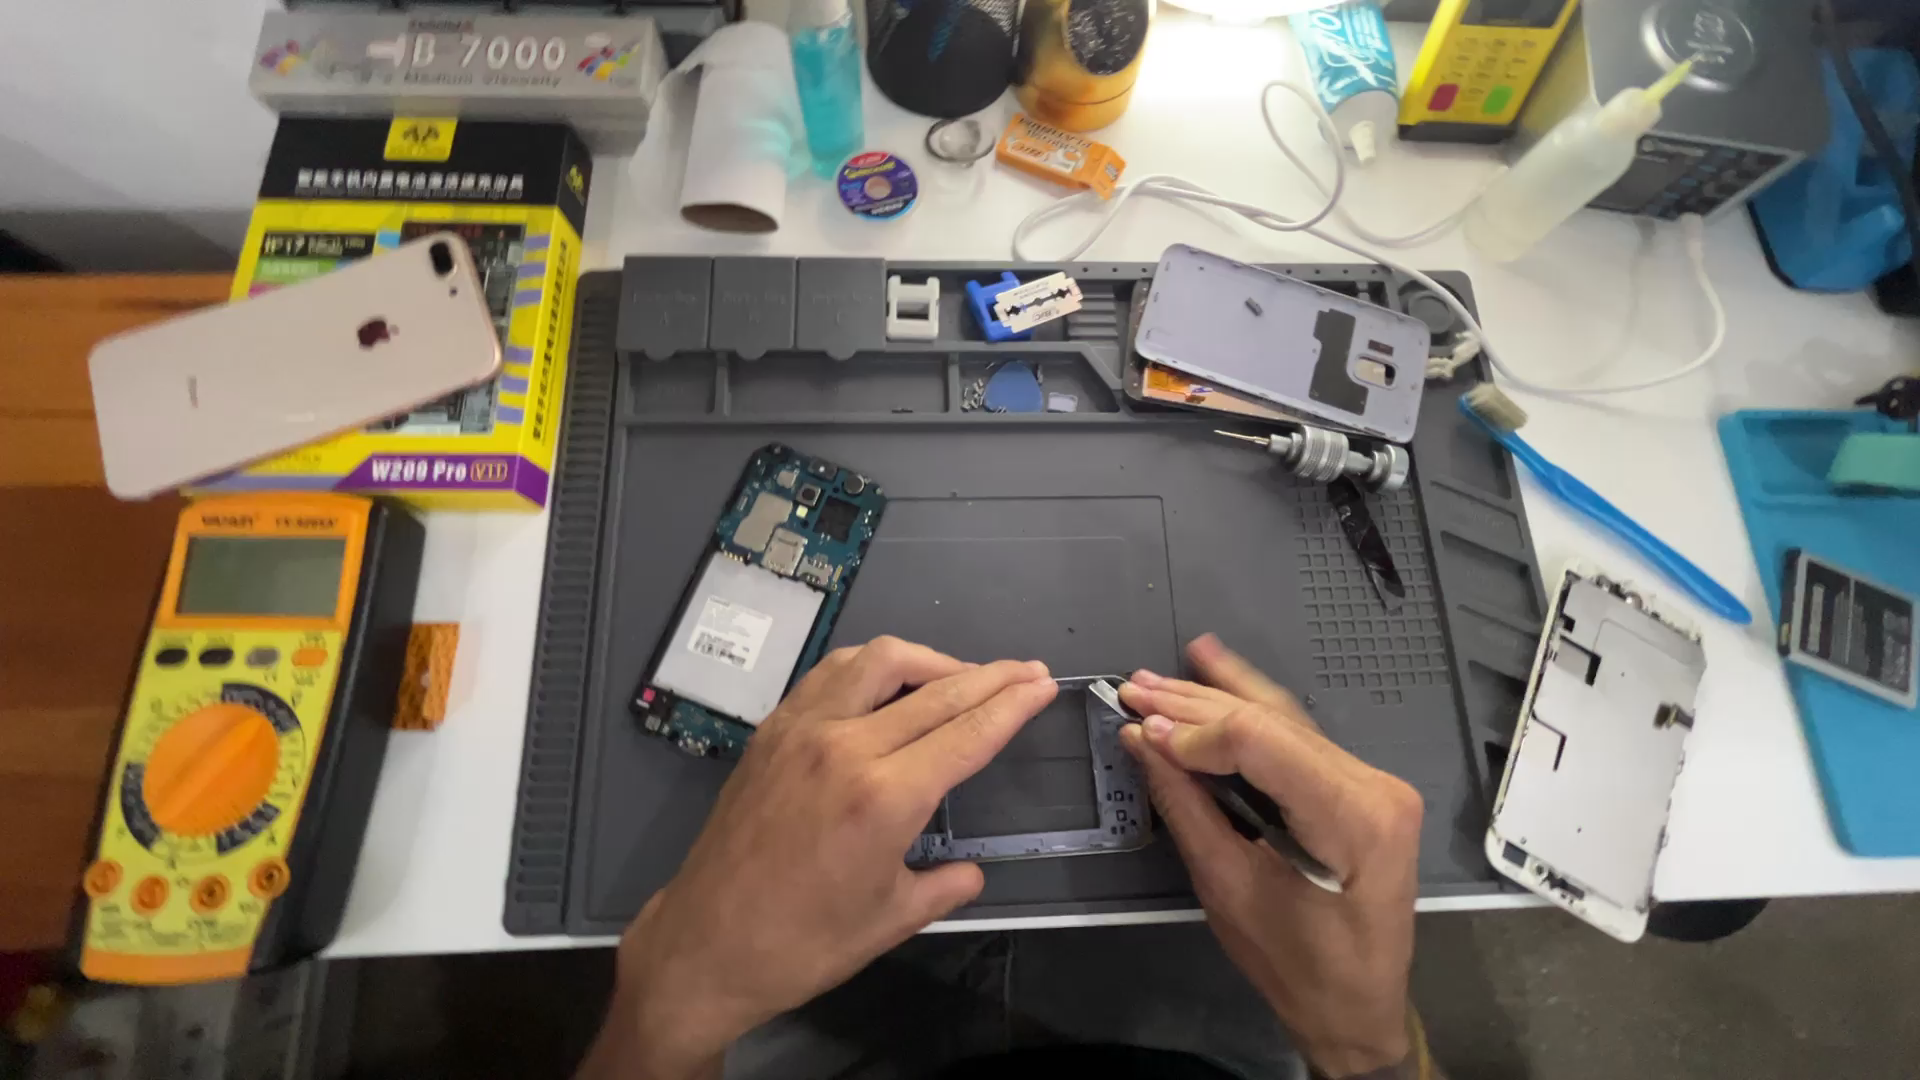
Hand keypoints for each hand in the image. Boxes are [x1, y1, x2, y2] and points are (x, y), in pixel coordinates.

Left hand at [585, 637, 1056, 1079]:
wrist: (703, 944)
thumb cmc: (802, 943)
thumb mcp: (890, 921)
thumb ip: (944, 887)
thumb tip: (973, 873)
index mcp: (883, 797)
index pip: (966, 733)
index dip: (1013, 704)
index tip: (1043, 684)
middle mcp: (847, 745)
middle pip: (936, 689)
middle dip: (991, 676)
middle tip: (1027, 670)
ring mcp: (805, 727)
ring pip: (880, 660)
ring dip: (931, 658)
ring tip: (959, 675)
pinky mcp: (775, 726)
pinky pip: (833, 671)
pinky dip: (874, 665)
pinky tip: (888, 679)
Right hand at [1119, 635, 1422, 1078]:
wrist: (1359, 1007)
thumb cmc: (1296, 964)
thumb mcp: (1227, 885)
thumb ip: (1184, 803)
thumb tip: (1141, 739)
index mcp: (1352, 817)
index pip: (1261, 741)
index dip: (1193, 731)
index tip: (1139, 731)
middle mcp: (1371, 782)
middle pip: (1267, 721)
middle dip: (1191, 706)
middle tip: (1132, 689)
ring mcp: (1369, 777)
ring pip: (1278, 716)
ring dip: (1209, 697)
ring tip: (1154, 679)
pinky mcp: (1356, 780)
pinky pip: (1291, 730)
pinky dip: (1243, 704)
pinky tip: (1212, 667)